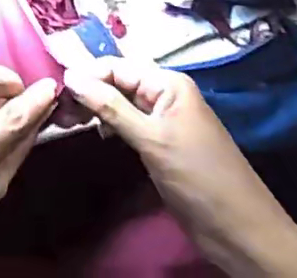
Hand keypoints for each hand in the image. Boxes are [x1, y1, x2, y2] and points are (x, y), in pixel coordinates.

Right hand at [63, 57, 296, 277]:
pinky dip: (110, 126)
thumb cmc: (198, 177)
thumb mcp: (151, 140)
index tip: (56, 89)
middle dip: (89, 91)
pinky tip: (94, 133)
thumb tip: (72, 76)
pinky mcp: (162, 143)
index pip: (118, 66)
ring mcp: (164, 119)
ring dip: (97, 108)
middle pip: (118, 82)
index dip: (87, 74)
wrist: (240, 230)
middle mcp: (165, 94)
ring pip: (122, 104)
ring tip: (68, 119)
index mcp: (168, 82)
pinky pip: (130, 124)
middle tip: (59, 109)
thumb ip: (111, 107)